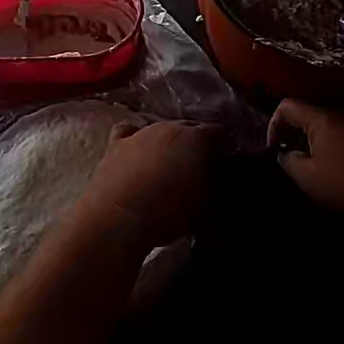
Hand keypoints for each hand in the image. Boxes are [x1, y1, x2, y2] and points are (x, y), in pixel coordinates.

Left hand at [70, 120, 220, 250]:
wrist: (120, 216)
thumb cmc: (171, 211)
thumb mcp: (208, 204)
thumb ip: (217, 183)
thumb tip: (219, 177)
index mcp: (198, 138)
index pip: (220, 133)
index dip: (225, 147)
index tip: (227, 161)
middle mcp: (170, 126)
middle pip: (189, 128)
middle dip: (196, 143)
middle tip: (199, 165)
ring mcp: (141, 132)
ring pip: (160, 129)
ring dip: (167, 143)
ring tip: (168, 164)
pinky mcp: (116, 143)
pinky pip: (129, 133)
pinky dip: (136, 141)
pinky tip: (136, 153)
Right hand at [268, 99, 343, 220]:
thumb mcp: (308, 177)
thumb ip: (289, 162)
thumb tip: (286, 155)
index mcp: (321, 119)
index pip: (287, 106)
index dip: (273, 125)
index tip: (275, 148)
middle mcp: (340, 116)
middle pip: (306, 116)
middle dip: (292, 135)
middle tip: (289, 159)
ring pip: (324, 127)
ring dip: (311, 143)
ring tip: (311, 168)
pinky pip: (341, 136)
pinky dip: (330, 148)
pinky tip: (335, 171)